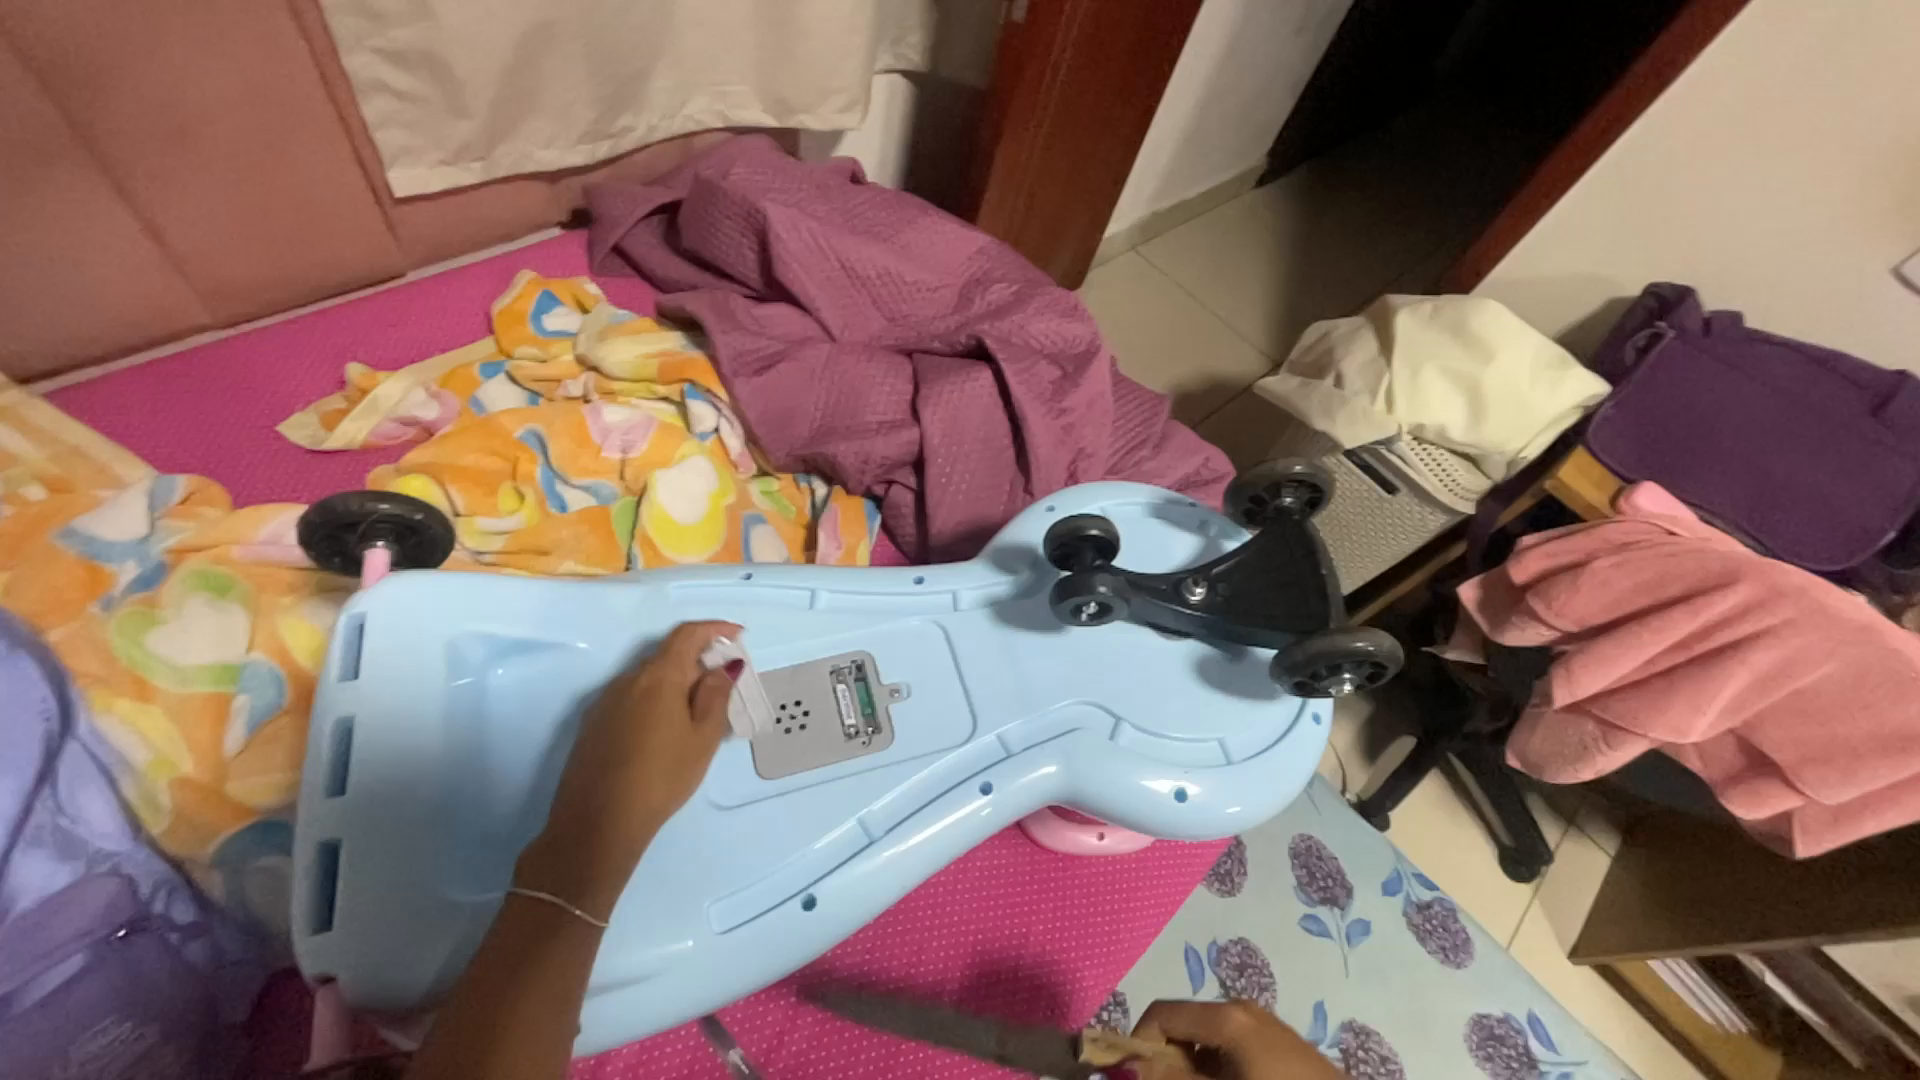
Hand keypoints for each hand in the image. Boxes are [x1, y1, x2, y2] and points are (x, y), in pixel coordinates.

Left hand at [514, 621, 740, 916]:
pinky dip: (656, 701)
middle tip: (724, 684)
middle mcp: (627, 680)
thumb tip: (723, 666)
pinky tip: (665, 733)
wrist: (597, 824)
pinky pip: (632, 699)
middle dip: (699, 661)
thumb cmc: (662, 777)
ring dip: (676, 684)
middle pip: (667, 656)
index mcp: (658, 677)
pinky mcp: (592, 726)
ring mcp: (605, 702)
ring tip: (698, 714)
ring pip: (649, 680)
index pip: (687, 634)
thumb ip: (715, 695)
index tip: (738, 636)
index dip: (715, 629)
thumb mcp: (703, 737)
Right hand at [1129, 1000, 1342, 1079]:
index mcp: (1225, 1016)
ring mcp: (1263, 1025)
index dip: (1139, 1044)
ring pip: (1206, 1040)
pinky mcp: (1280, 1046)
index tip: (1135, 1078)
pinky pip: (1230, 1049)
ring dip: (1192, 1068)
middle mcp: (1241, 1009)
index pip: (1161, 1013)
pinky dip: (1216, 1069)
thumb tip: (1127, 1067)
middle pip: (1183, 1025)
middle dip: (1168, 1060)